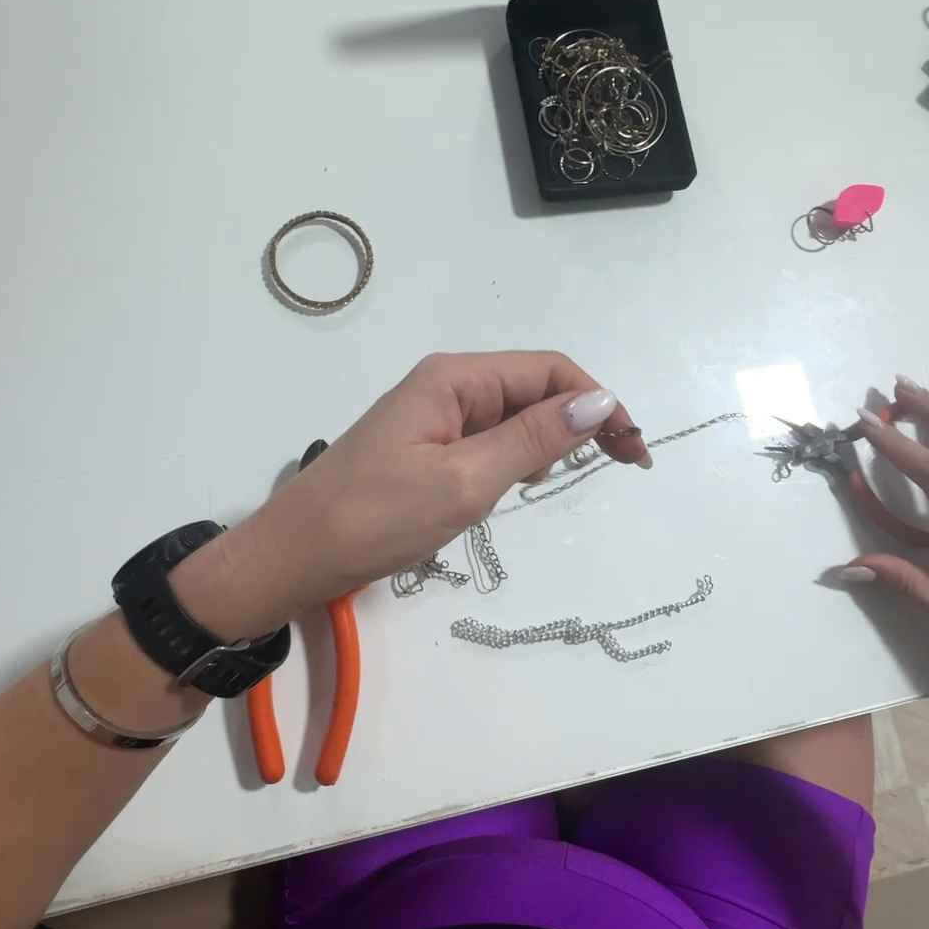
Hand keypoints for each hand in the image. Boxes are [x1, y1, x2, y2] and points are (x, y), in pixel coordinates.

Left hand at [172, 352, 646, 639]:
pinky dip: (509, 465)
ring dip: (542, 447)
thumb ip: (534, 439)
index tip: (632, 451)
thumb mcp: (465, 481)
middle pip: (533, 390)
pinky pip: (485, 444)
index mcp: (455, 378)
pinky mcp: (425, 450)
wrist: (296, 557)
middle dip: (577, 423)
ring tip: (534, 489)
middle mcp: (446, 386)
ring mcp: (433, 419)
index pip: (548, 372)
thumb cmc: (376, 518)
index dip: (599, 402)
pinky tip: (503, 492)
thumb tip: (600, 401)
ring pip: (512, 419)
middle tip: (615, 469)